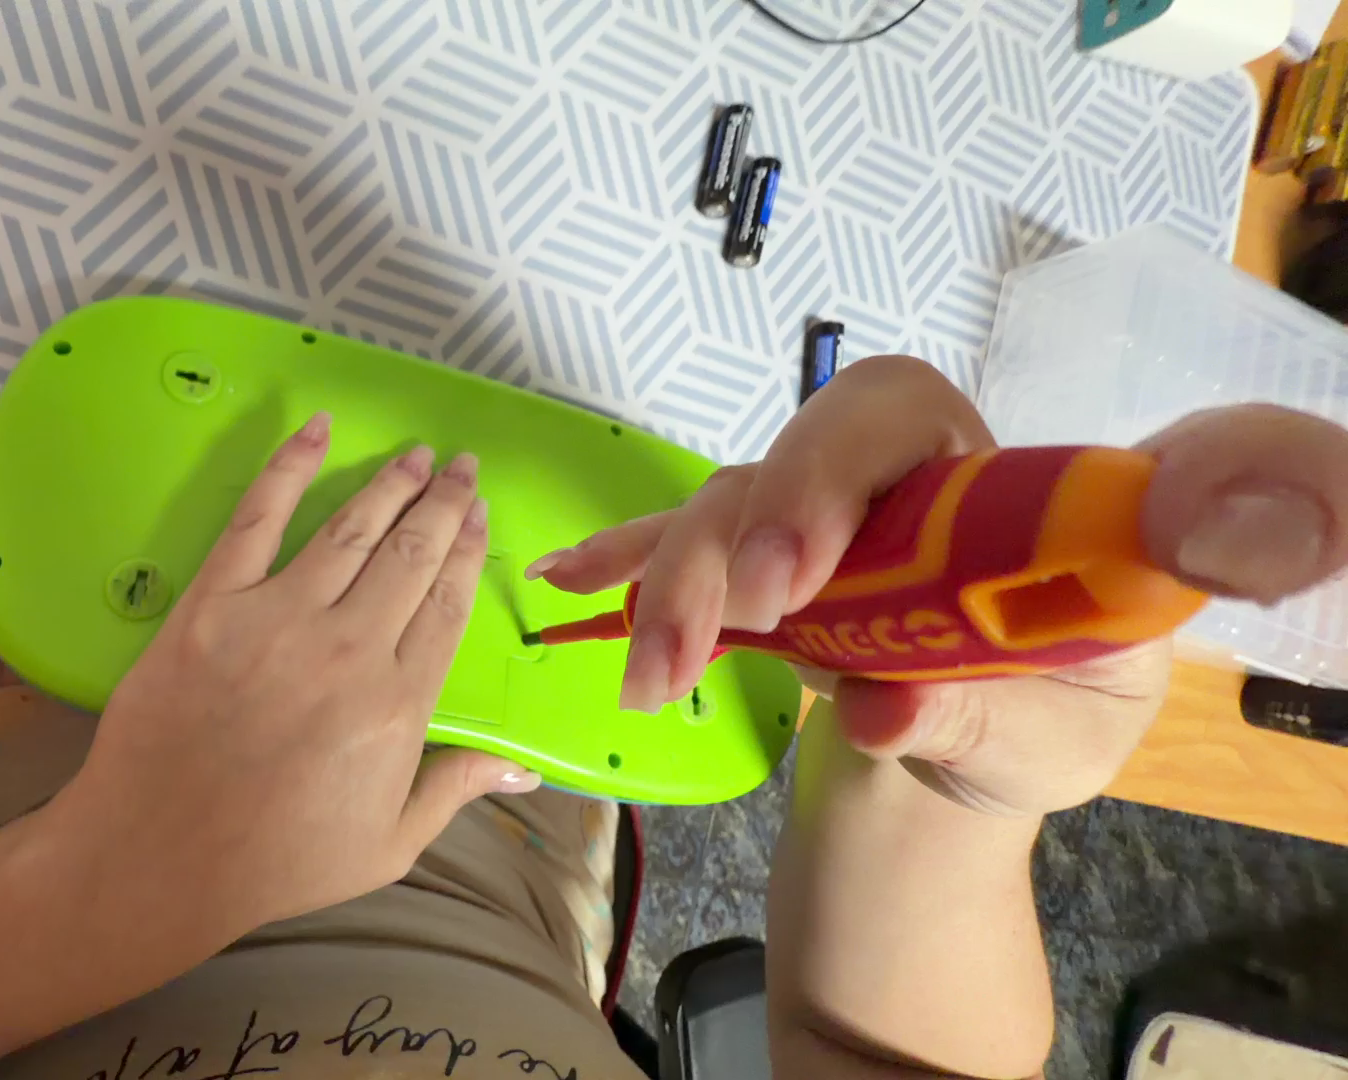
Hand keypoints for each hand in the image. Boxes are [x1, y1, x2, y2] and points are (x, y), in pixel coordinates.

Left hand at [71, 413, 535, 934]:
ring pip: (351, 529)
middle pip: (411, 555)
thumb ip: (457, 788)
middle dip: (444, 503)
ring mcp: (278, 618)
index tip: (480, 514)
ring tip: (417, 455)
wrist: (159, 855)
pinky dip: (290, 467)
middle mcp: (350, 648)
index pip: (447, 603)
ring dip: (391, 485)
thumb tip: (527, 768)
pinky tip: (318, 432)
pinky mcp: (213, 602)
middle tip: (461, 465)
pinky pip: (258, 519)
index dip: (468, 550)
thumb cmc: (278, 858)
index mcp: (397, 703)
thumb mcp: (387, 844)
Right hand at [530, 356, 1347, 815]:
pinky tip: (561, 576)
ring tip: (647, 683)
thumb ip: (981, 714)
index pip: (885, 415)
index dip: (820, 475)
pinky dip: (617, 561)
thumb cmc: (1039, 710)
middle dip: (725, 546)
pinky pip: (668, 546)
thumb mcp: (1049, 731)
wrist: (978, 733)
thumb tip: (879, 713)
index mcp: (966, 482)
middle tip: (719, 636)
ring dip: (667, 590)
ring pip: (707, 515)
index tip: (787, 580)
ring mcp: (791, 521)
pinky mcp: (740, 565)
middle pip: (768, 469)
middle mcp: (865, 483)